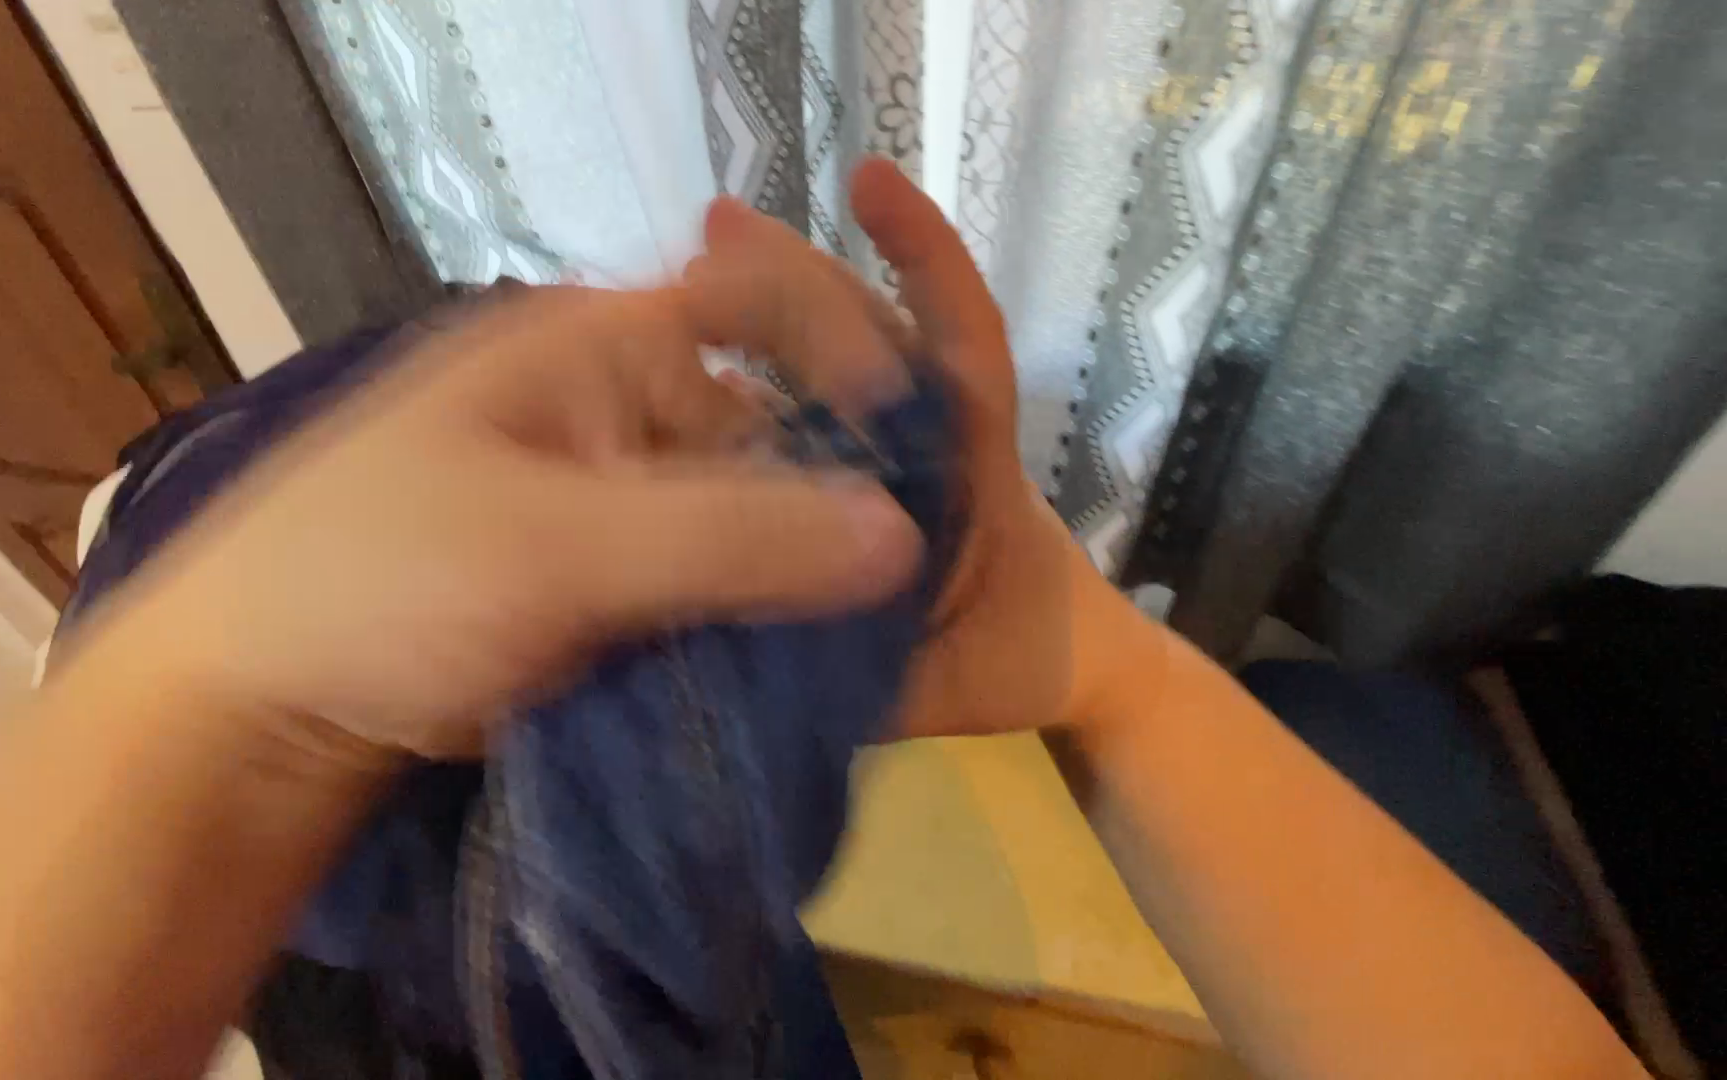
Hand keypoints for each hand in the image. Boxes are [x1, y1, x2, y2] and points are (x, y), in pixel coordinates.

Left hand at [74, 279, 926, 764]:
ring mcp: (612, 499)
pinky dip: (749, 608)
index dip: (838, 351)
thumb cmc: (382, 583)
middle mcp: (615, 408)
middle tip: (902, 560)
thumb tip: (902, 531)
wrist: (261, 708)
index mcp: (596, 347)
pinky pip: (707, 580)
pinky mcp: (606, 579)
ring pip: (738, 514)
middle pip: (758, 424)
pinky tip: (796, 648)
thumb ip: (732, 532)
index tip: (907, 437)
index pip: (752, 307)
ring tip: (863, 616)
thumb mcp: (557, 545)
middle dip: (828, 487)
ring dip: (790, 562)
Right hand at [701, 160, 1144, 739]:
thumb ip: (874, 682)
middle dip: (802, 280)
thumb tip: (761, 662)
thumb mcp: (942, 686)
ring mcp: (897, 458)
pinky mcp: (873, 480)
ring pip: (837, 375)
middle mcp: (927, 446)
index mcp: (969, 474)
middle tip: (715, 231)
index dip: (924, 261)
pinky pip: (812, 428)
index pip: (956, 350)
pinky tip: (696, 384)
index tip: (867, 187)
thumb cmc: (1023, 666)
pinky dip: (764, 394)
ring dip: (773, 325)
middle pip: (874, 339)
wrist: (1065, 670)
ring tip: (686, 283)